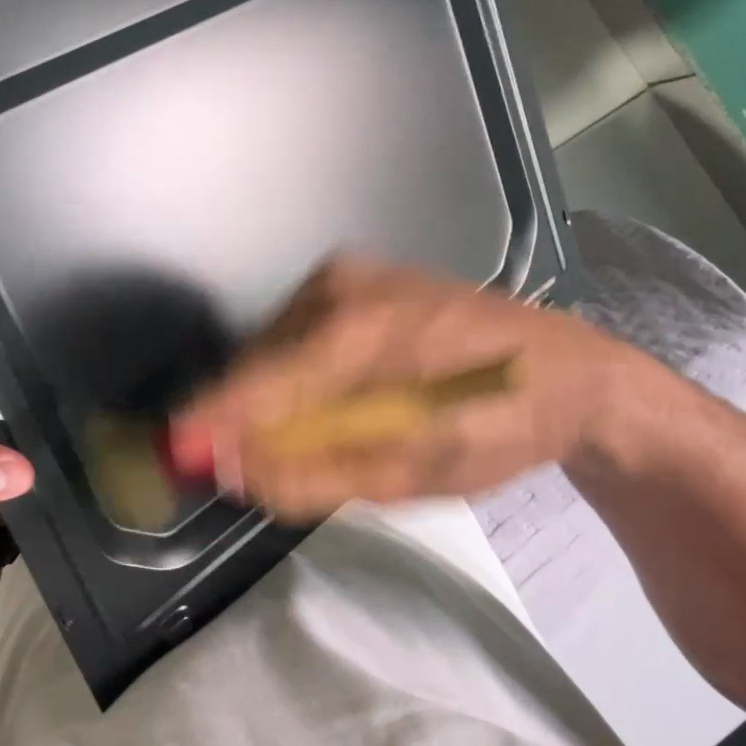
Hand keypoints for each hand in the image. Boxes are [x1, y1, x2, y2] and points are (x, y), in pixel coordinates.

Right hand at [171, 258, 660, 521]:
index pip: (260, 381)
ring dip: (272, 389)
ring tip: (319, 424)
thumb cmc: (500, 428)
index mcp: (362, 336)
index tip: (173, 448)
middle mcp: (341, 287)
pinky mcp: (350, 270)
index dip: (212, 417)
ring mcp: (345, 271)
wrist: (571, 370)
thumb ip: (313, 472)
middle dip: (246, 411)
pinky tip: (332, 387)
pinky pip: (293, 326)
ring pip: (272, 342)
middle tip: (256, 458)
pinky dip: (294, 364)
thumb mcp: (412, 474)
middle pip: (259, 360)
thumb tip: (232, 471)